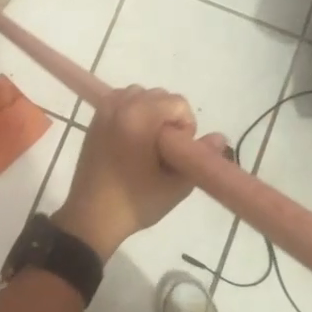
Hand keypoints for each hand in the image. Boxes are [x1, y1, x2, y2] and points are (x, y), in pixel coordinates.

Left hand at [52, 86, 227, 260]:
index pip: (177, 103)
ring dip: (150, 113)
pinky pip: (121, 103)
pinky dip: (132, 113)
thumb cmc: (136, 201)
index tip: (177, 151)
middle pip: (158, 96)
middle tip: (164, 151)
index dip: (185, 126)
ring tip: (148, 146)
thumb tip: (220, 137)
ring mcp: (103, 111)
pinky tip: (133, 142)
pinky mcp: (95, 120)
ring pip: (139, 96)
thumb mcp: (176, 185)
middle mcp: (119, 106)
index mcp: (139, 117)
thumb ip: (200, 155)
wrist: (91, 216)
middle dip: (168, 118)